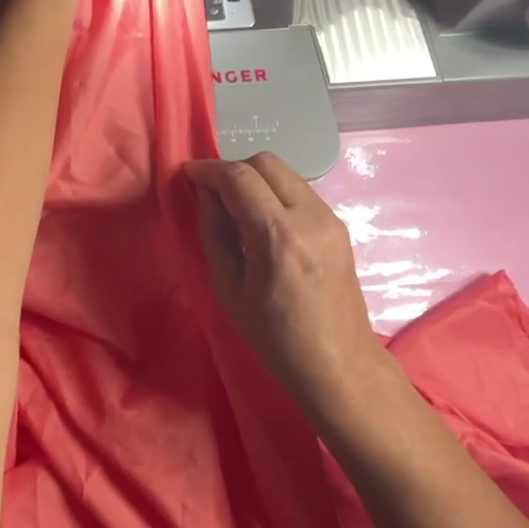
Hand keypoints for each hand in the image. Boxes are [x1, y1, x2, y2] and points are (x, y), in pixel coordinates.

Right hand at [187, 153, 389, 415]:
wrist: (340, 365)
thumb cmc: (276, 338)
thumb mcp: (229, 288)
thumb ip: (214, 232)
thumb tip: (204, 194)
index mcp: (278, 235)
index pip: (239, 177)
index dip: (208, 170)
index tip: (188, 175)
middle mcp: (309, 216)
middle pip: (265, 162)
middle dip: (233, 169)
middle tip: (212, 193)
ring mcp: (329, 217)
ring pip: (285, 172)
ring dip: (255, 179)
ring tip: (236, 207)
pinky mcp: (338, 224)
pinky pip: (299, 190)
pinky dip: (275, 192)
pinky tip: (263, 221)